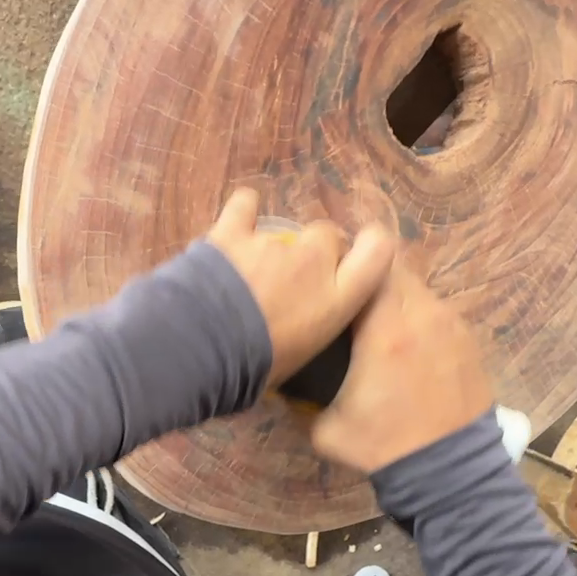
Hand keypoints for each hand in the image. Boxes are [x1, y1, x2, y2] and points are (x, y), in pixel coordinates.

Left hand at [206, 189, 395, 384]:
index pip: (378, 253)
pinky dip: (243, 210)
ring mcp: (273, 243)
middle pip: (327, 236)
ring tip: (249, 271)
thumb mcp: (299, 359)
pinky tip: (238, 220)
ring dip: (272, 245)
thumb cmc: (253, 371)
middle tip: (289, 280)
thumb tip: (305, 322)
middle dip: (314, 252)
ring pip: (285, 228)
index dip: (369, 248)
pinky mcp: (233, 231)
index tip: (352, 259)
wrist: (198, 353)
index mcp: (336, 300)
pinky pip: (244, 205)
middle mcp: (313, 263)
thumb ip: (314, 326)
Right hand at [311, 251, 494, 472]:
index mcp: (385, 332)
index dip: (345, 263)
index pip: (366, 268)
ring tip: (373, 320)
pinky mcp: (467, 340)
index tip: (327, 275)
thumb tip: (281, 379)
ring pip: (417, 289)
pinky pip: (435, 312)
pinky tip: (403, 344)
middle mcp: (423, 316)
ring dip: (394, 297)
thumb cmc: (382, 446)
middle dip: (368, 277)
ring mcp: (451, 325)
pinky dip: (416, 317)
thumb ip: (300, 398)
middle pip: (394, 269)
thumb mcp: (325, 429)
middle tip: (346, 296)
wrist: (448, 470)